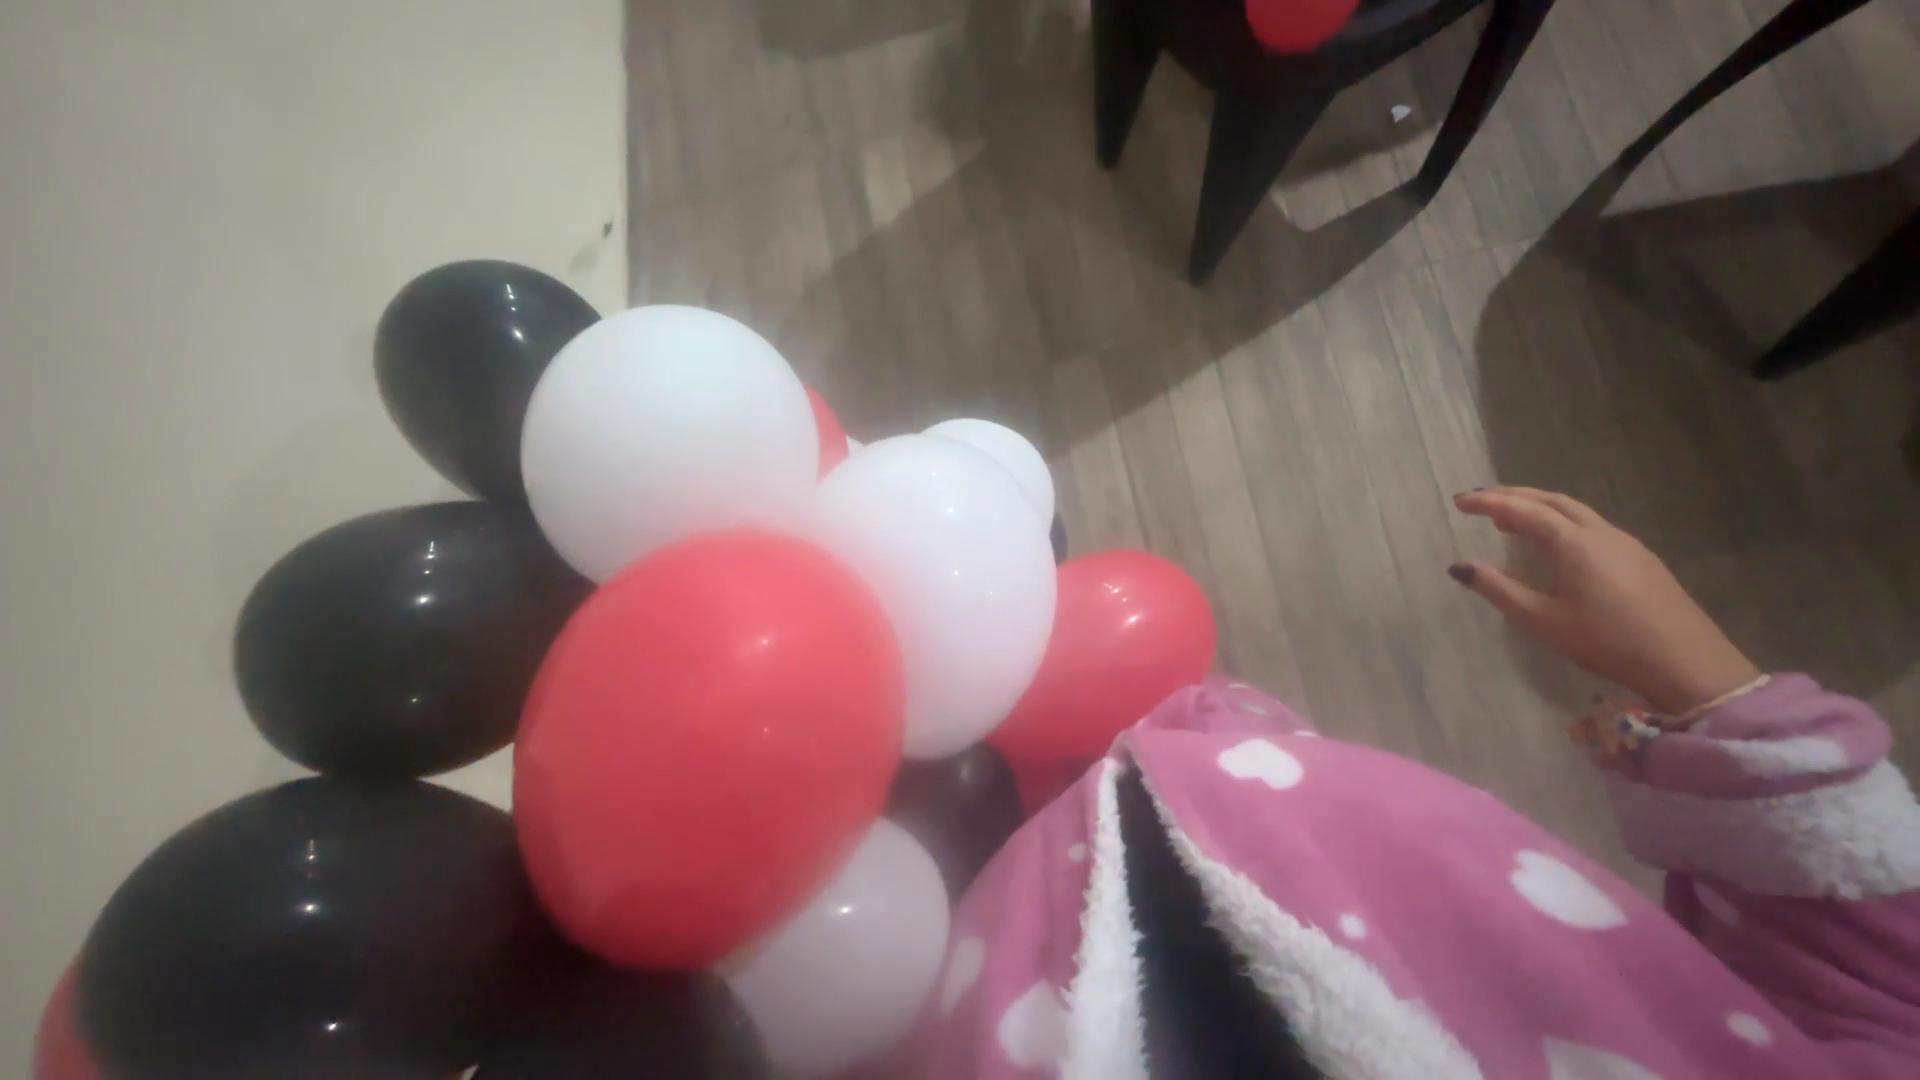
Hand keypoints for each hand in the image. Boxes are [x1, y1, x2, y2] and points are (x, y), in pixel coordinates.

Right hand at [1450, 487, 1759, 715]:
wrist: (1687, 664)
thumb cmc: (1605, 641)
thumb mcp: (1541, 620)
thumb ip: (1498, 589)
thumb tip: (1459, 567)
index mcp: (1575, 544)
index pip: (1524, 511)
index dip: (1489, 502)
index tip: (1459, 501)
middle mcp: (1602, 534)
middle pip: (1552, 501)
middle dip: (1513, 495)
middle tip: (1479, 499)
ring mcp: (1626, 544)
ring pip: (1575, 511)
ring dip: (1538, 507)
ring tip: (1508, 519)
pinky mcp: (1640, 559)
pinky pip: (1591, 525)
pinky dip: (1561, 521)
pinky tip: (1552, 542)